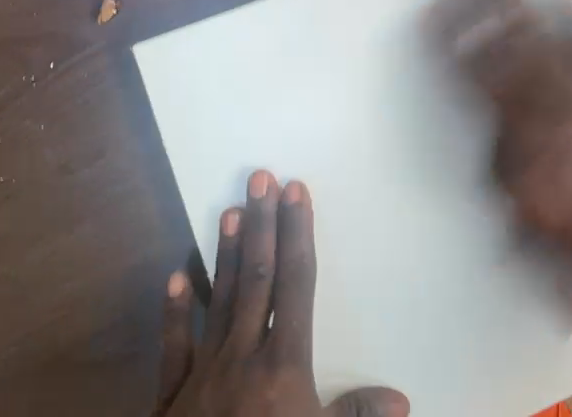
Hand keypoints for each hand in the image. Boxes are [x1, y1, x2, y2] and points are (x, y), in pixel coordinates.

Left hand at [156, 170, 407, 416]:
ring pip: (219, 300)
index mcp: (282, 364)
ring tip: (232, 209)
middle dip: (264, 225)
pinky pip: (172, 349)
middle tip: (260, 177)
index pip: (296, 283)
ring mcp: (201, 375)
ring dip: (228, 254)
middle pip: (257, 277)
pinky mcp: (168, 401)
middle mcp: (241, 356)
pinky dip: (174, 313)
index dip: (299, 234)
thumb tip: (403, 400)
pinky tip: (174, 277)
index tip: (296, 191)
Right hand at [428, 0, 571, 260]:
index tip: (434, 6)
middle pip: (511, 41)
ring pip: (550, 36)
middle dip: (487, 3)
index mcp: (516, 122)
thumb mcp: (507, 188)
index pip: (475, 69)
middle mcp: (549, 97)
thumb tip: (494, 108)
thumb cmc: (555, 220)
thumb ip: (499, 141)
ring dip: (528, 0)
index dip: (452, 36)